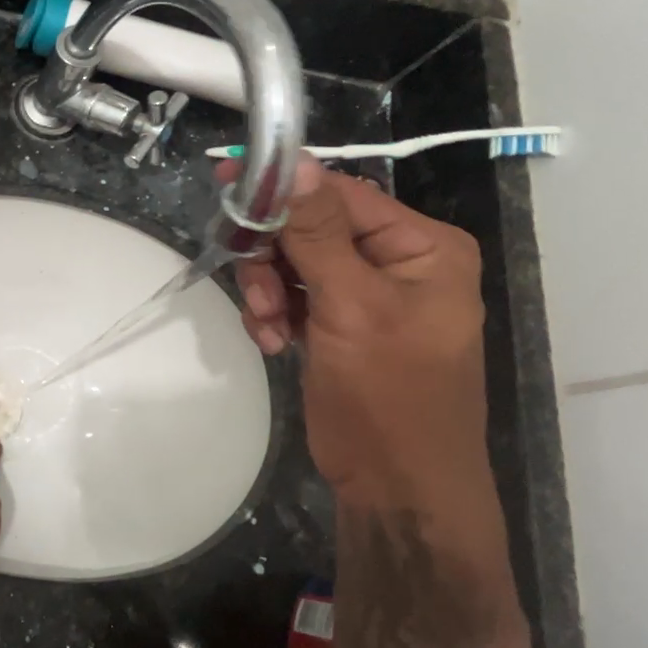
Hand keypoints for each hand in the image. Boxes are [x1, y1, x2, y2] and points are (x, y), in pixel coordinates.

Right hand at [220, 157, 487, 499]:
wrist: (396, 486)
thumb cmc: (388, 395)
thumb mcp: (351, 307)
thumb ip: (318, 233)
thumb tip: (293, 160)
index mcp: (423, 247)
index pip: (340, 195)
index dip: (283, 190)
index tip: (225, 184)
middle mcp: (399, 263)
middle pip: (310, 229)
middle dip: (273, 259)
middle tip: (256, 295)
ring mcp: (368, 296)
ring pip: (294, 264)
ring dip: (269, 293)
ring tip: (268, 329)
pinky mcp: (342, 326)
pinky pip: (295, 298)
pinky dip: (276, 316)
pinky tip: (274, 343)